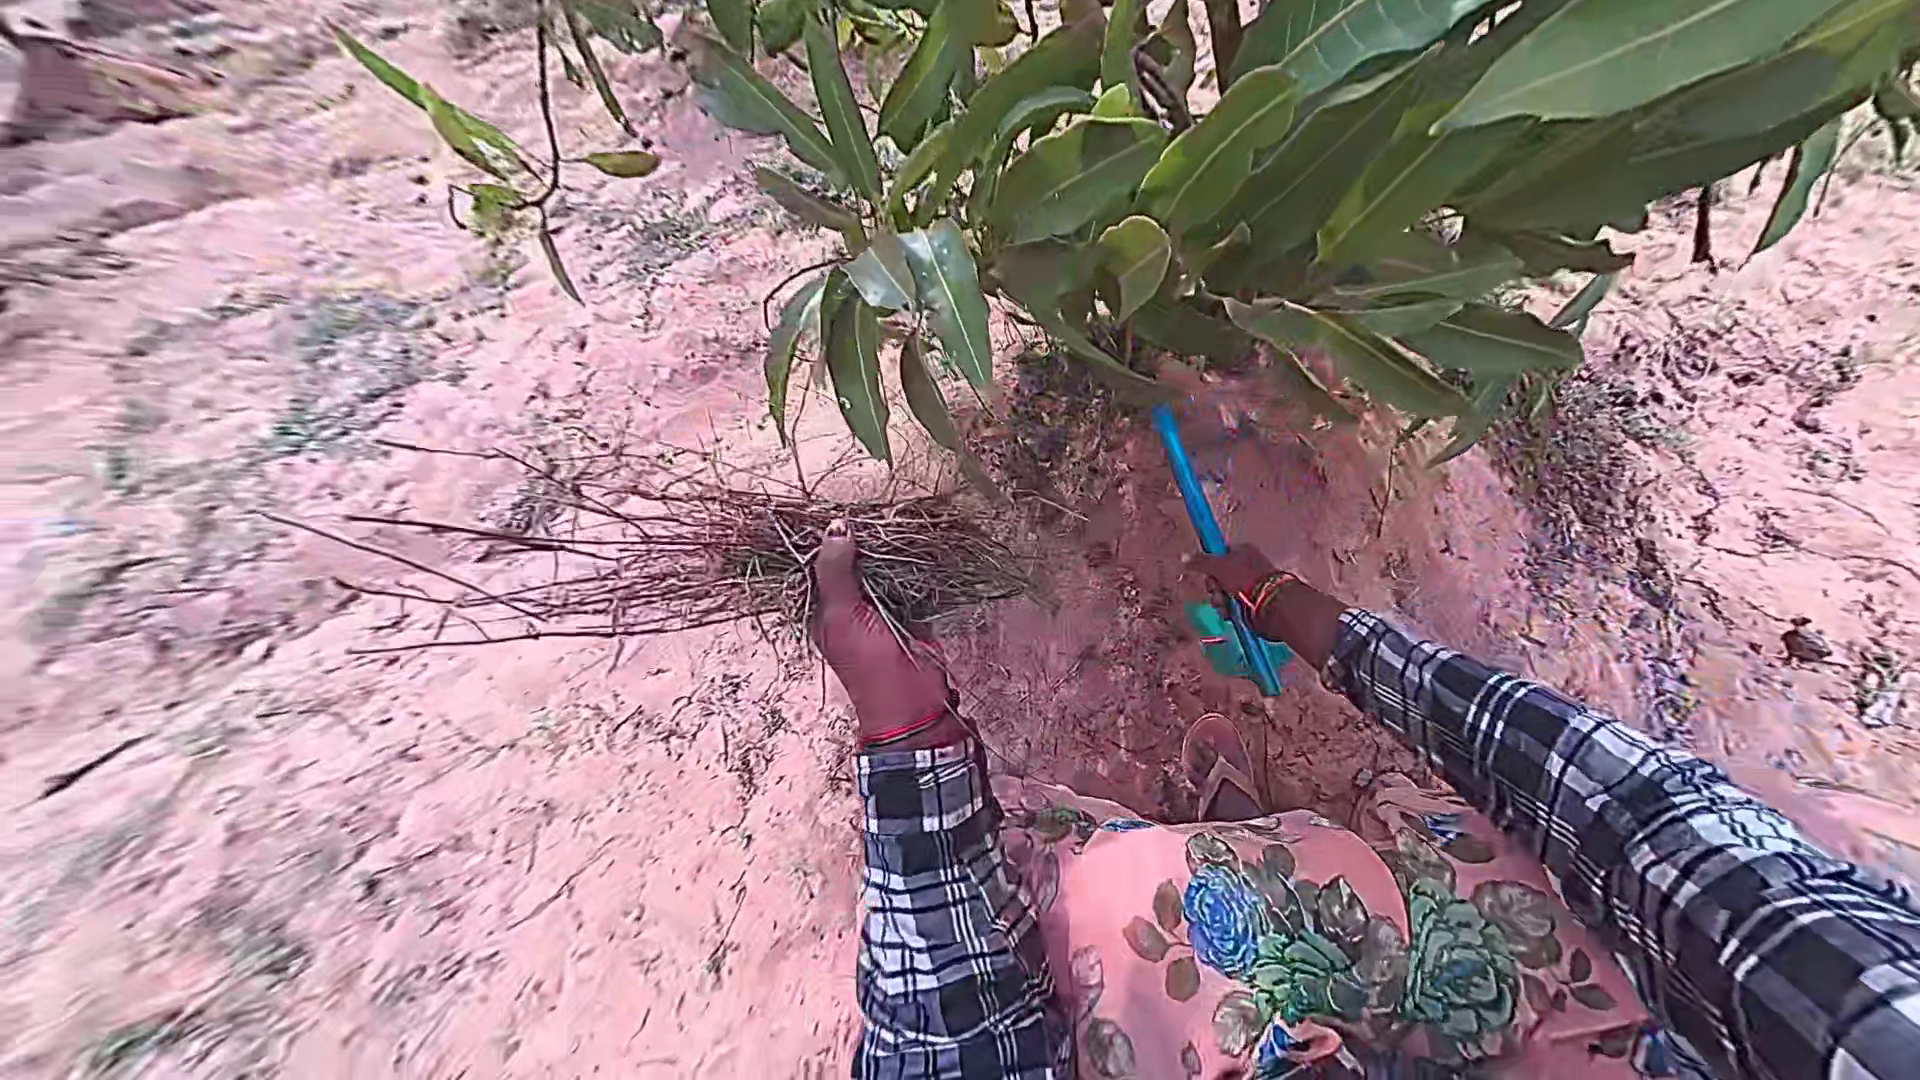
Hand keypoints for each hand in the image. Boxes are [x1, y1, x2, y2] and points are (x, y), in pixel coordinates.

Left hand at [811, 522, 955, 745]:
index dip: (828, 539)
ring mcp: (878, 604)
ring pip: (880, 566)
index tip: (841, 511)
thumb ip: (836, 571)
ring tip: (895, 519)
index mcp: (823, 607)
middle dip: (862, 539)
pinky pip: (906, 576)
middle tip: (873, 510)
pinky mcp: (907, 606)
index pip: (820, 563)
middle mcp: (849, 602)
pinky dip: (910, 561)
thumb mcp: (843, 615)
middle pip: (852, 561)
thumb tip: (836, 528)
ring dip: (888, 548)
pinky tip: (915, 540)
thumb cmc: (869, 666)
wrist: (914, 702)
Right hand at [1185, 545, 1278, 601]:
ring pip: (1223, 592)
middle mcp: (1247, 566)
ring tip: (1224, 604)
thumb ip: (1199, 561)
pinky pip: (1232, 604)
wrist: (1270, 603)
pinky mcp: (1251, 602)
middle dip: (1214, 587)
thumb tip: (1183, 556)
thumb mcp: (1217, 565)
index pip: (1219, 554)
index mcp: (1243, 551)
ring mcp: (1250, 585)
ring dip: (1219, 600)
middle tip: (1216, 591)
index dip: (1209, 564)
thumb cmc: (1245, 577)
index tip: (1206, 572)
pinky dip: (1228, 609)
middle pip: (1218, 576)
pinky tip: (1229, 612)